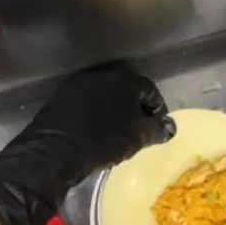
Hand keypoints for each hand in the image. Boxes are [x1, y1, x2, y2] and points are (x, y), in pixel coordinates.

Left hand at [0, 63, 174, 224]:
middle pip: (126, 91)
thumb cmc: (104, 139)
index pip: (150, 91)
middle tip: (140, 130)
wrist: (56, 150)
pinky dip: (96, 115)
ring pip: (105, 97)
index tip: (158, 127)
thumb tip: (169, 127)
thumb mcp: (138, 138)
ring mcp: (79, 85)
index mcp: (125, 79)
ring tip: (118, 133)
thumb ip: (157, 129)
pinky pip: (87, 104)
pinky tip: (96, 132)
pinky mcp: (61, 98)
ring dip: (114, 111)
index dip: (158, 110)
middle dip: (135, 109)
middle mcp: (102, 75)